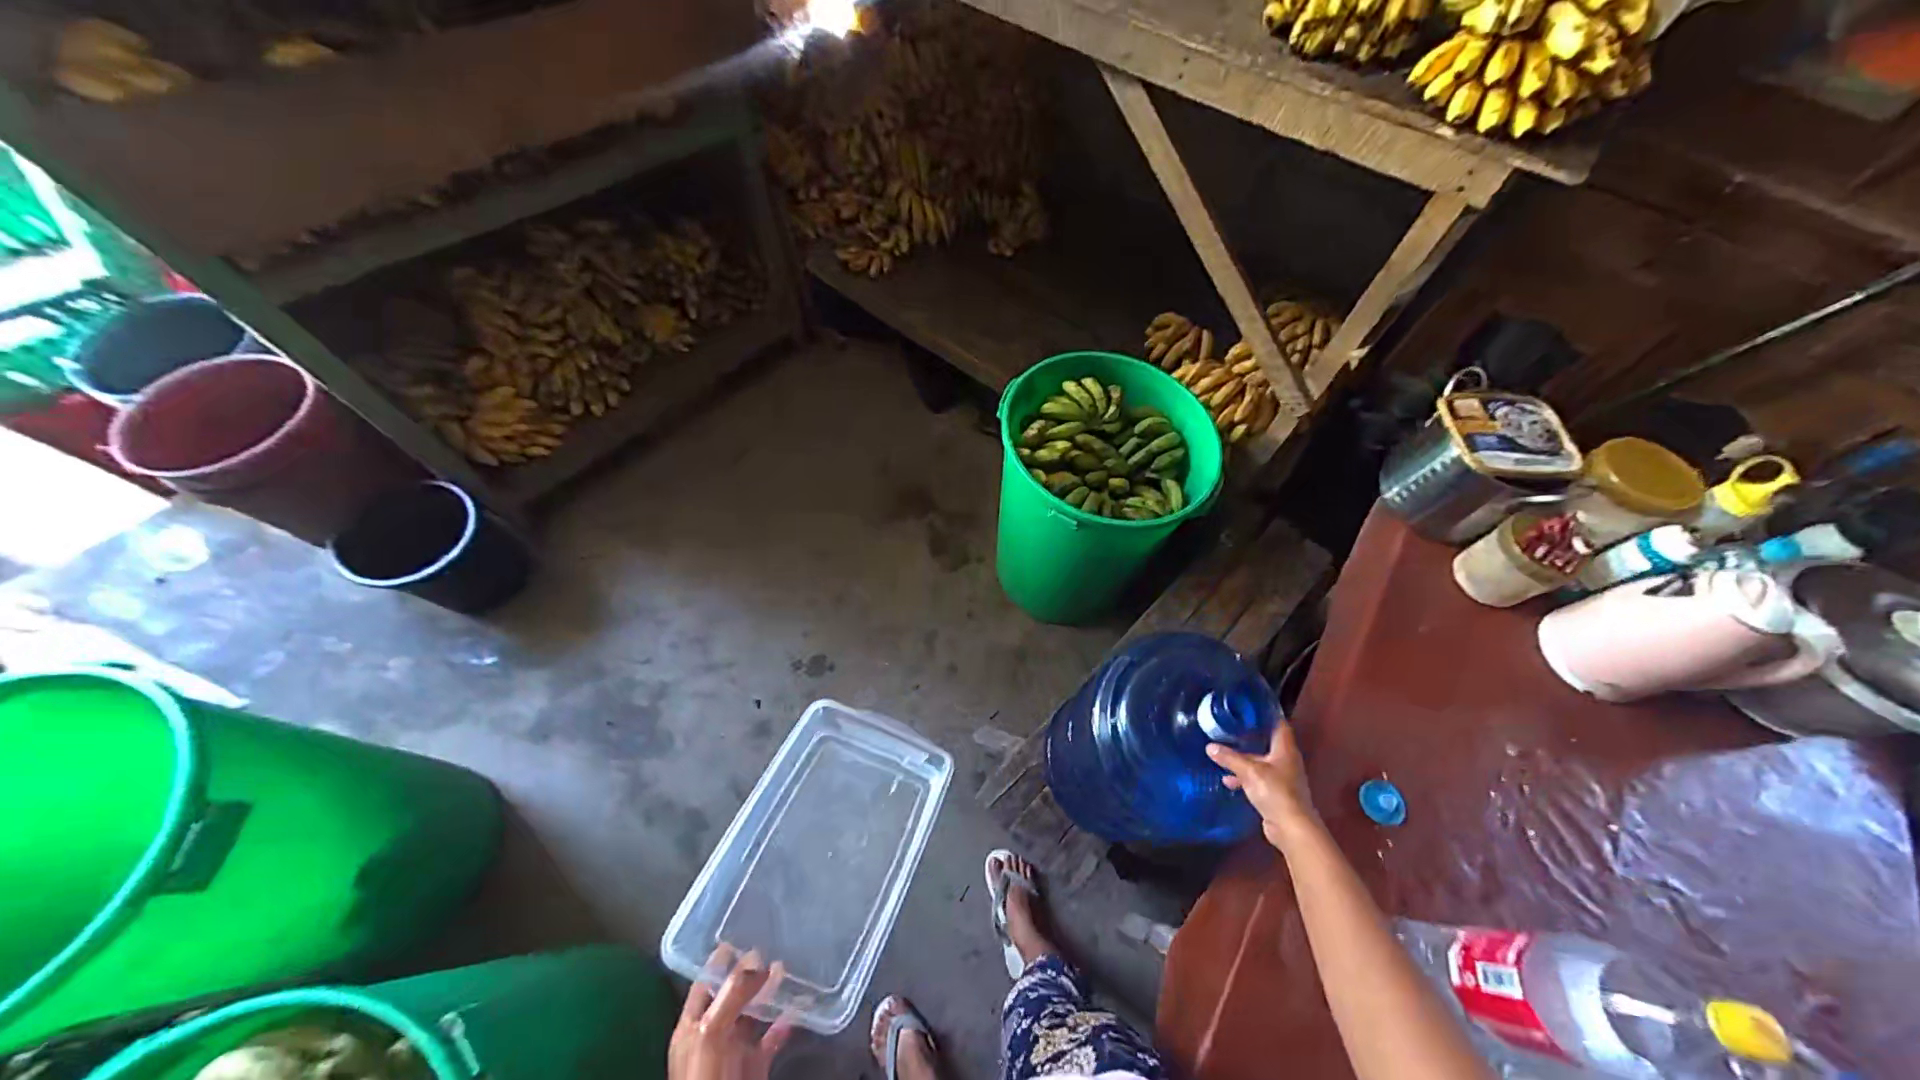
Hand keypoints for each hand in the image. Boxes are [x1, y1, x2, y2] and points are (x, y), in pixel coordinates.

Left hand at [669, 946, 793, 1079]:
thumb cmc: (706, 1077)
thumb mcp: (712, 1031)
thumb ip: (732, 994)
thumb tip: (755, 958)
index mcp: (692, 1026)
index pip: (705, 983)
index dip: (719, 962)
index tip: (739, 935)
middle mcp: (713, 1033)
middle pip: (731, 995)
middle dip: (750, 973)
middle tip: (771, 946)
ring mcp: (734, 1051)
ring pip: (753, 1014)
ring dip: (770, 993)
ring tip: (786, 968)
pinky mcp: (754, 1067)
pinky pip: (771, 1039)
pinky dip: (785, 1023)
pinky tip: (798, 1009)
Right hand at [1208, 725, 1320, 850]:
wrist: (1291, 828)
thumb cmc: (1274, 791)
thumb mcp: (1249, 771)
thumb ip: (1230, 758)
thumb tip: (1210, 747)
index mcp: (1285, 749)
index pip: (1279, 724)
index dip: (1266, 714)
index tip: (1248, 708)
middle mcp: (1286, 760)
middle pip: (1268, 743)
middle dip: (1249, 737)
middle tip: (1230, 728)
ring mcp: (1282, 778)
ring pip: (1261, 762)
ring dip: (1244, 759)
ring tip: (1223, 754)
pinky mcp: (1276, 793)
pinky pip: (1258, 779)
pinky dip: (1244, 778)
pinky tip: (1228, 781)